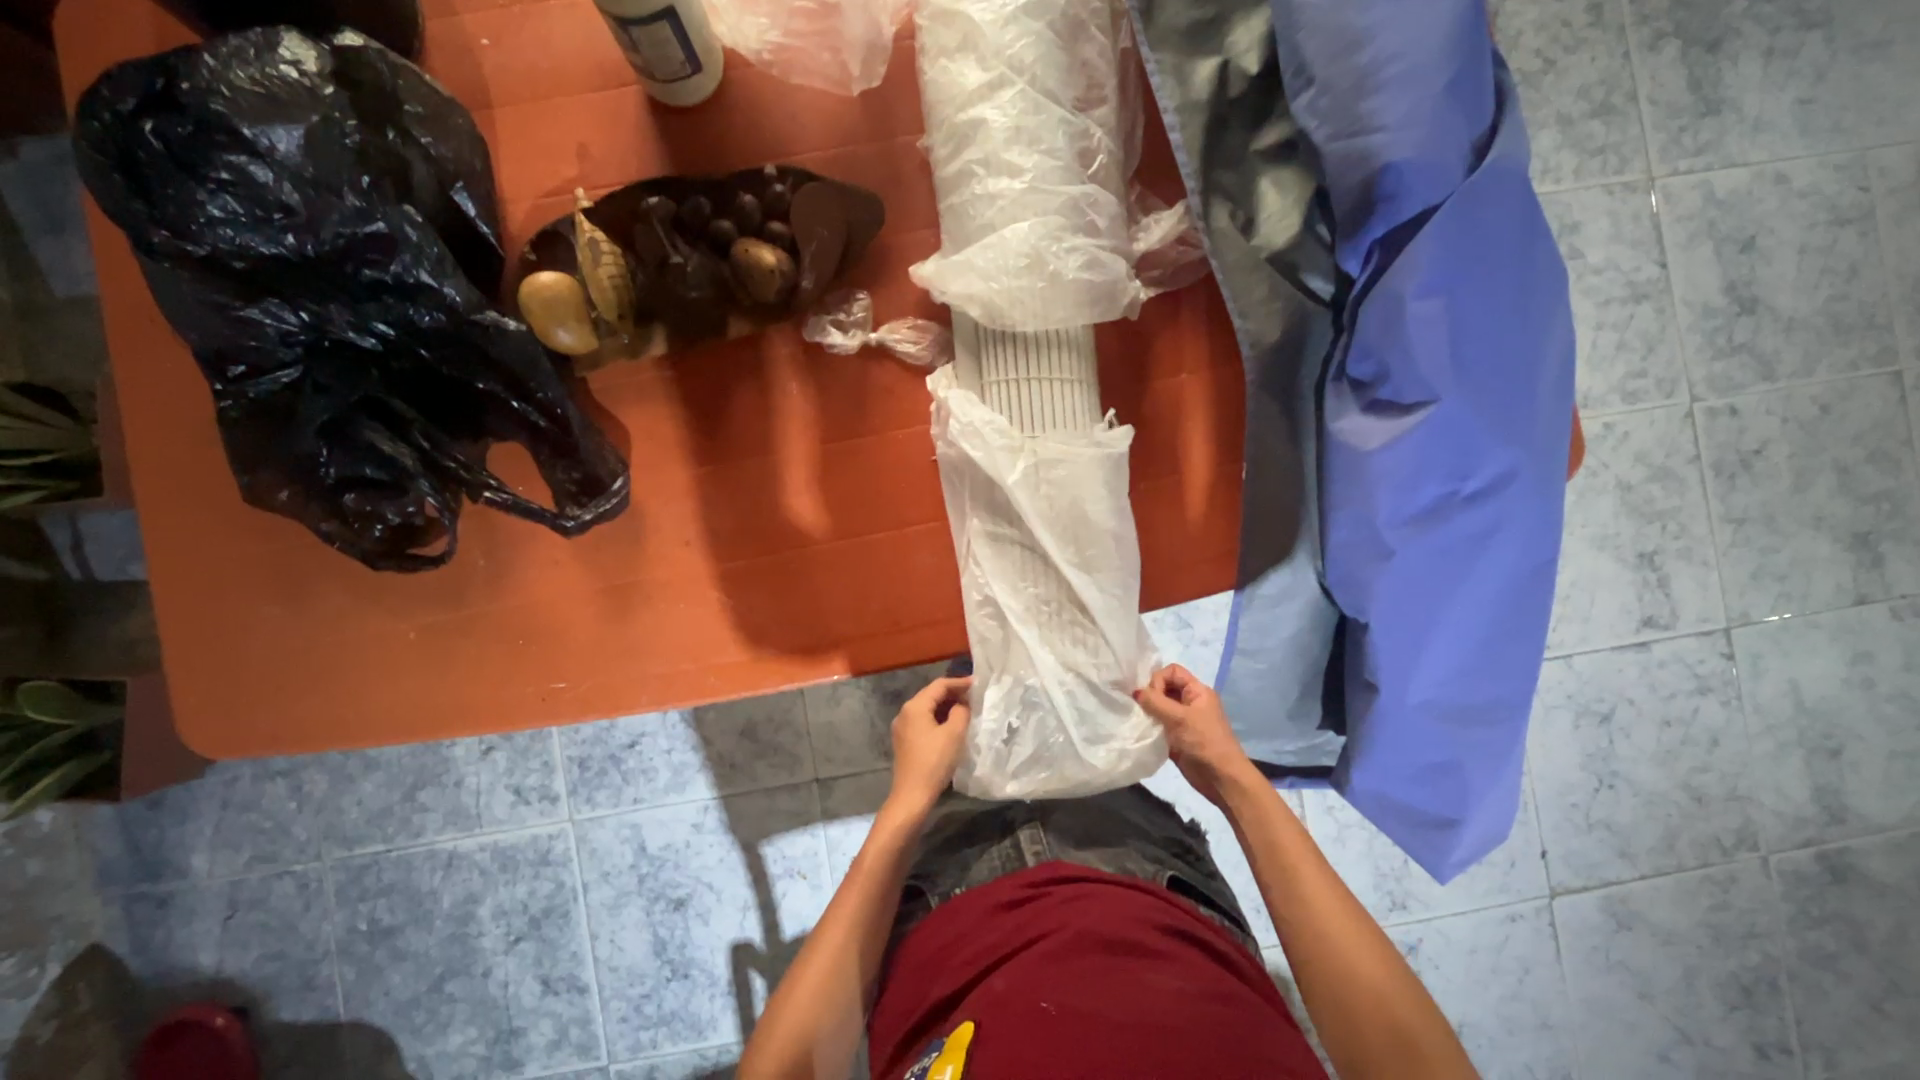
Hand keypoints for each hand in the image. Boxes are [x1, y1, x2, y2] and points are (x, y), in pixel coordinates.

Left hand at [886, 675, 973, 817]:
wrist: (912, 794)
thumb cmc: (934, 762)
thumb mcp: (954, 734)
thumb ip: (961, 712)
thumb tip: (961, 705)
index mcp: (914, 707)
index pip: (939, 685)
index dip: (959, 683)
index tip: (977, 684)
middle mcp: (904, 713)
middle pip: (931, 695)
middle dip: (953, 694)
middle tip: (974, 697)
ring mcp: (902, 728)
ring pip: (927, 709)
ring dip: (946, 707)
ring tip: (966, 710)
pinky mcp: (904, 741)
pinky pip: (923, 721)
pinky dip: (938, 719)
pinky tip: (951, 726)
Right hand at [1135, 664, 1256, 809]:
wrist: (1221, 778)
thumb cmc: (1204, 742)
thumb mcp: (1179, 718)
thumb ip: (1155, 702)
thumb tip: (1135, 691)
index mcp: (1197, 691)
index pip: (1172, 671)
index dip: (1158, 679)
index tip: (1151, 697)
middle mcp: (1190, 702)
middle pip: (1164, 688)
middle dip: (1150, 695)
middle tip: (1142, 709)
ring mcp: (1183, 720)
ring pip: (1160, 707)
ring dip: (1148, 712)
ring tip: (1139, 720)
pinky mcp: (1176, 737)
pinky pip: (1159, 724)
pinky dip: (1150, 726)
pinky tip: (1142, 732)